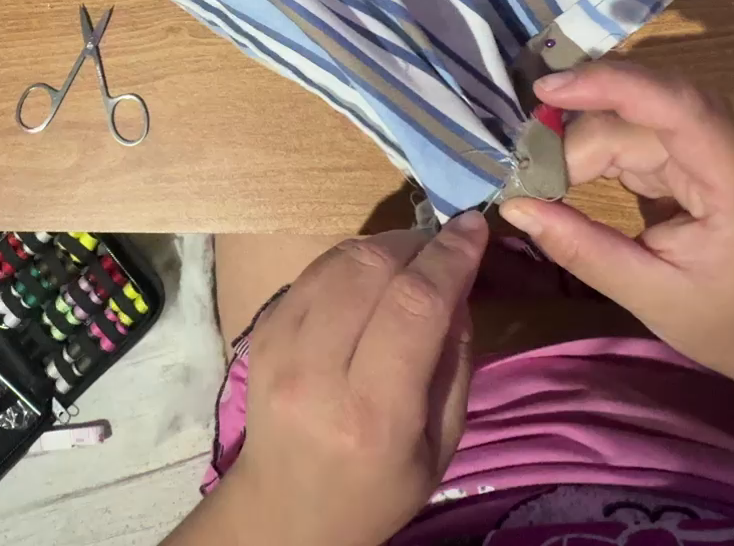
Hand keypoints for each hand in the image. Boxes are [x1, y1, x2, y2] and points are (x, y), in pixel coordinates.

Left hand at [180, 215, 489, 545]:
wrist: (286, 508)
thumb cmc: (377, 487)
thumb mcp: (440, 444)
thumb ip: (455, 360)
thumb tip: (458, 283)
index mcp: (373, 413)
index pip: (415, 306)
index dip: (449, 256)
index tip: (473, 226)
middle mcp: (317, 371)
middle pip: (371, 268)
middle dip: (415, 243)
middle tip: (440, 246)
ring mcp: (278, 344)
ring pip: (338, 259)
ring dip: (383, 245)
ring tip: (409, 258)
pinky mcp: (260, 327)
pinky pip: (313, 270)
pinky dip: (350, 261)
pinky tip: (369, 277)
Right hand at [499, 63, 733, 404]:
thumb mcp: (654, 298)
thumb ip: (584, 250)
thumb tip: (514, 207)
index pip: (679, 106)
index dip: (613, 85)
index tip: (546, 92)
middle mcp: (727, 148)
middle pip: (637, 113)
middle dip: (575, 137)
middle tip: (527, 179)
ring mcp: (708, 147)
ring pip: (625, 121)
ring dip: (577, 145)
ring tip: (540, 183)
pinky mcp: (688, 154)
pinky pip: (628, 135)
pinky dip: (590, 153)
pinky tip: (564, 176)